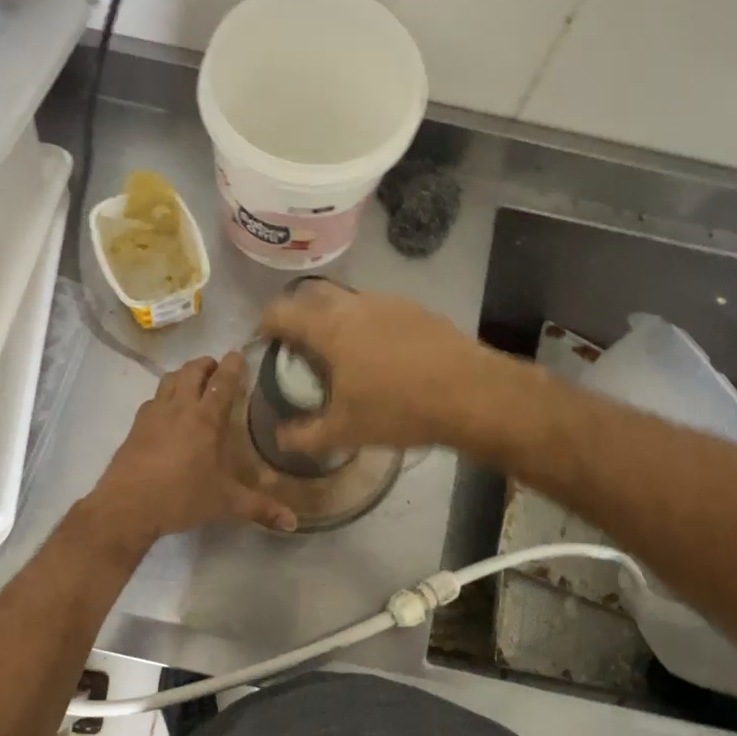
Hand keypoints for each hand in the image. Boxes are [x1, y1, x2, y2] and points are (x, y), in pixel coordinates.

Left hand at [92, 354, 296, 537]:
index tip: (238, 354)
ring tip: (192, 382)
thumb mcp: (226, 504)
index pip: (222, 383)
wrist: (127, 506)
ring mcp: (153, 414)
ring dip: (183, 375)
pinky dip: (164, 396)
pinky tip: (166, 410)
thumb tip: (293, 523)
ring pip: (169, 380)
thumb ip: (260, 509)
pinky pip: (152, 399)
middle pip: (192, 371)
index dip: (232, 366)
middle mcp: (179, 409)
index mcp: (205, 420)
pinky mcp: (135, 426)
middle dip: (206, 364)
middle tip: (217, 368)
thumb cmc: (181, 498)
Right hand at [259, 278, 502, 453]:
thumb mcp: (345, 430)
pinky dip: (368, 326)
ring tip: (340, 352)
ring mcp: (391, 303)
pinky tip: (381, 356)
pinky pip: (381, 311)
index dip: (266, 323)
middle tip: (299, 344)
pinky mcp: (420, 311)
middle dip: (300, 314)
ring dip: (336, 318)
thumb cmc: (398, 409)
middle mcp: (356, 305)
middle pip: (315, 295)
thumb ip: (306, 435)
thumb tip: (280, 439)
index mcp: (329, 328)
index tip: (264, 339)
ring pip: (350, 301)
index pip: (283, 311)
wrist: (472, 394)